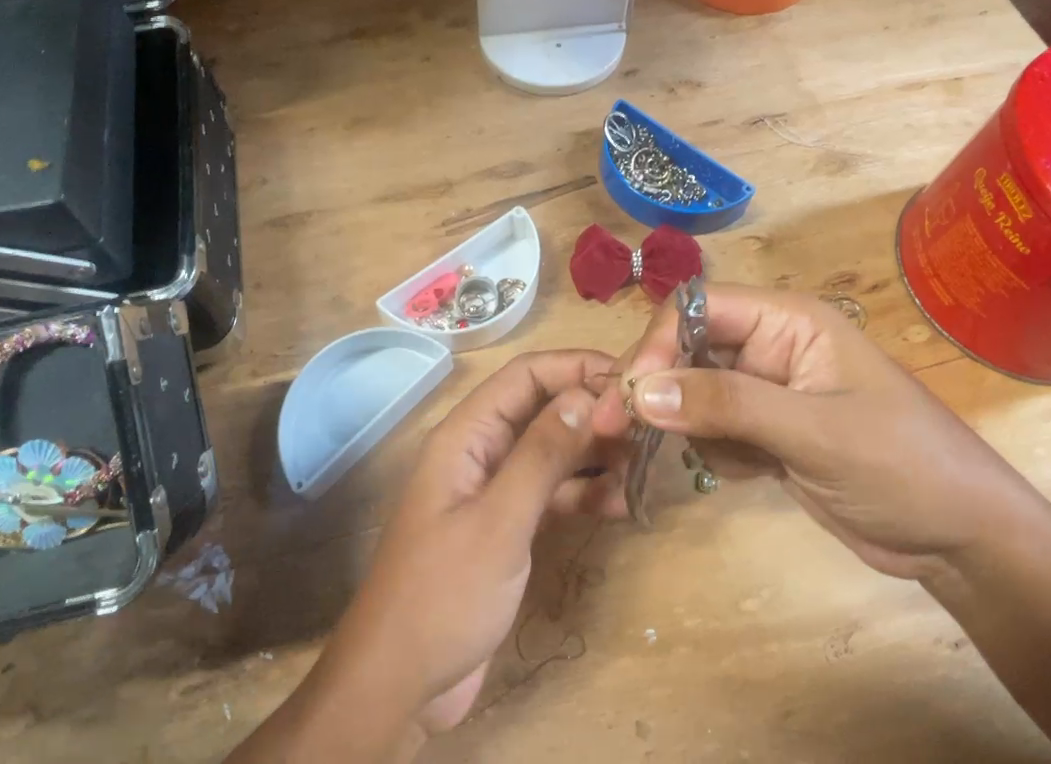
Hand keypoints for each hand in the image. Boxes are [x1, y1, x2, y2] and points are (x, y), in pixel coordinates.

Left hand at [310, 351, 619, 736]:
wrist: (401, 682)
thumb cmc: (443, 595)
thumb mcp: (499, 522)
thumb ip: (541, 456)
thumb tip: (585, 395)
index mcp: (465, 437)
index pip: (525, 376)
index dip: (577, 368)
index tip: (634, 381)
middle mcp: (479, 454)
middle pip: (542, 411)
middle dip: (592, 412)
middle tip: (650, 430)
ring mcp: (492, 494)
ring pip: (551, 453)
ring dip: (594, 455)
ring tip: (643, 467)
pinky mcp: (506, 531)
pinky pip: (551, 496)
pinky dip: (582, 495)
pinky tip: (619, 505)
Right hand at [590, 283, 1046, 580]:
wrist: (962, 541)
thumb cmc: (903, 467)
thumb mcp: (815, 432)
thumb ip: (726, 405)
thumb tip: (639, 390)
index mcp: (789, 322)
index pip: (699, 309)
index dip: (658, 342)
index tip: (629, 394)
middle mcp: (771, 347)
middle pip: (686, 349)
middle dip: (658, 389)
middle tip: (618, 430)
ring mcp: (768, 393)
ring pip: (691, 393)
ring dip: (688, 426)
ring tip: (722, 460)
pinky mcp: (767, 435)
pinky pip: (711, 431)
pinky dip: (713, 453)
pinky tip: (748, 475)